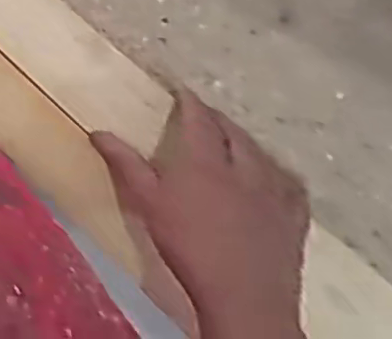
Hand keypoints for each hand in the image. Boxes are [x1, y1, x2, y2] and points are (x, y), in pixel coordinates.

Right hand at [93, 91, 309, 338]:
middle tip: (204, 113)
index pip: (199, 118)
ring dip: (246, 141)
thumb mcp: (149, 203)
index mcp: (205, 160)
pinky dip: (281, 174)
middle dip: (217, 118)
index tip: (182, 90)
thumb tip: (98, 132)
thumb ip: (126, 164)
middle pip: (232, 132)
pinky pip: (292, 188)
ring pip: (261, 155)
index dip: (190, 101)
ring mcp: (272, 195)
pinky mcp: (292, 222)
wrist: (244, 301)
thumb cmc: (189, 246)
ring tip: (234, 138)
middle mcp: (242, 169)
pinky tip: (276, 177)